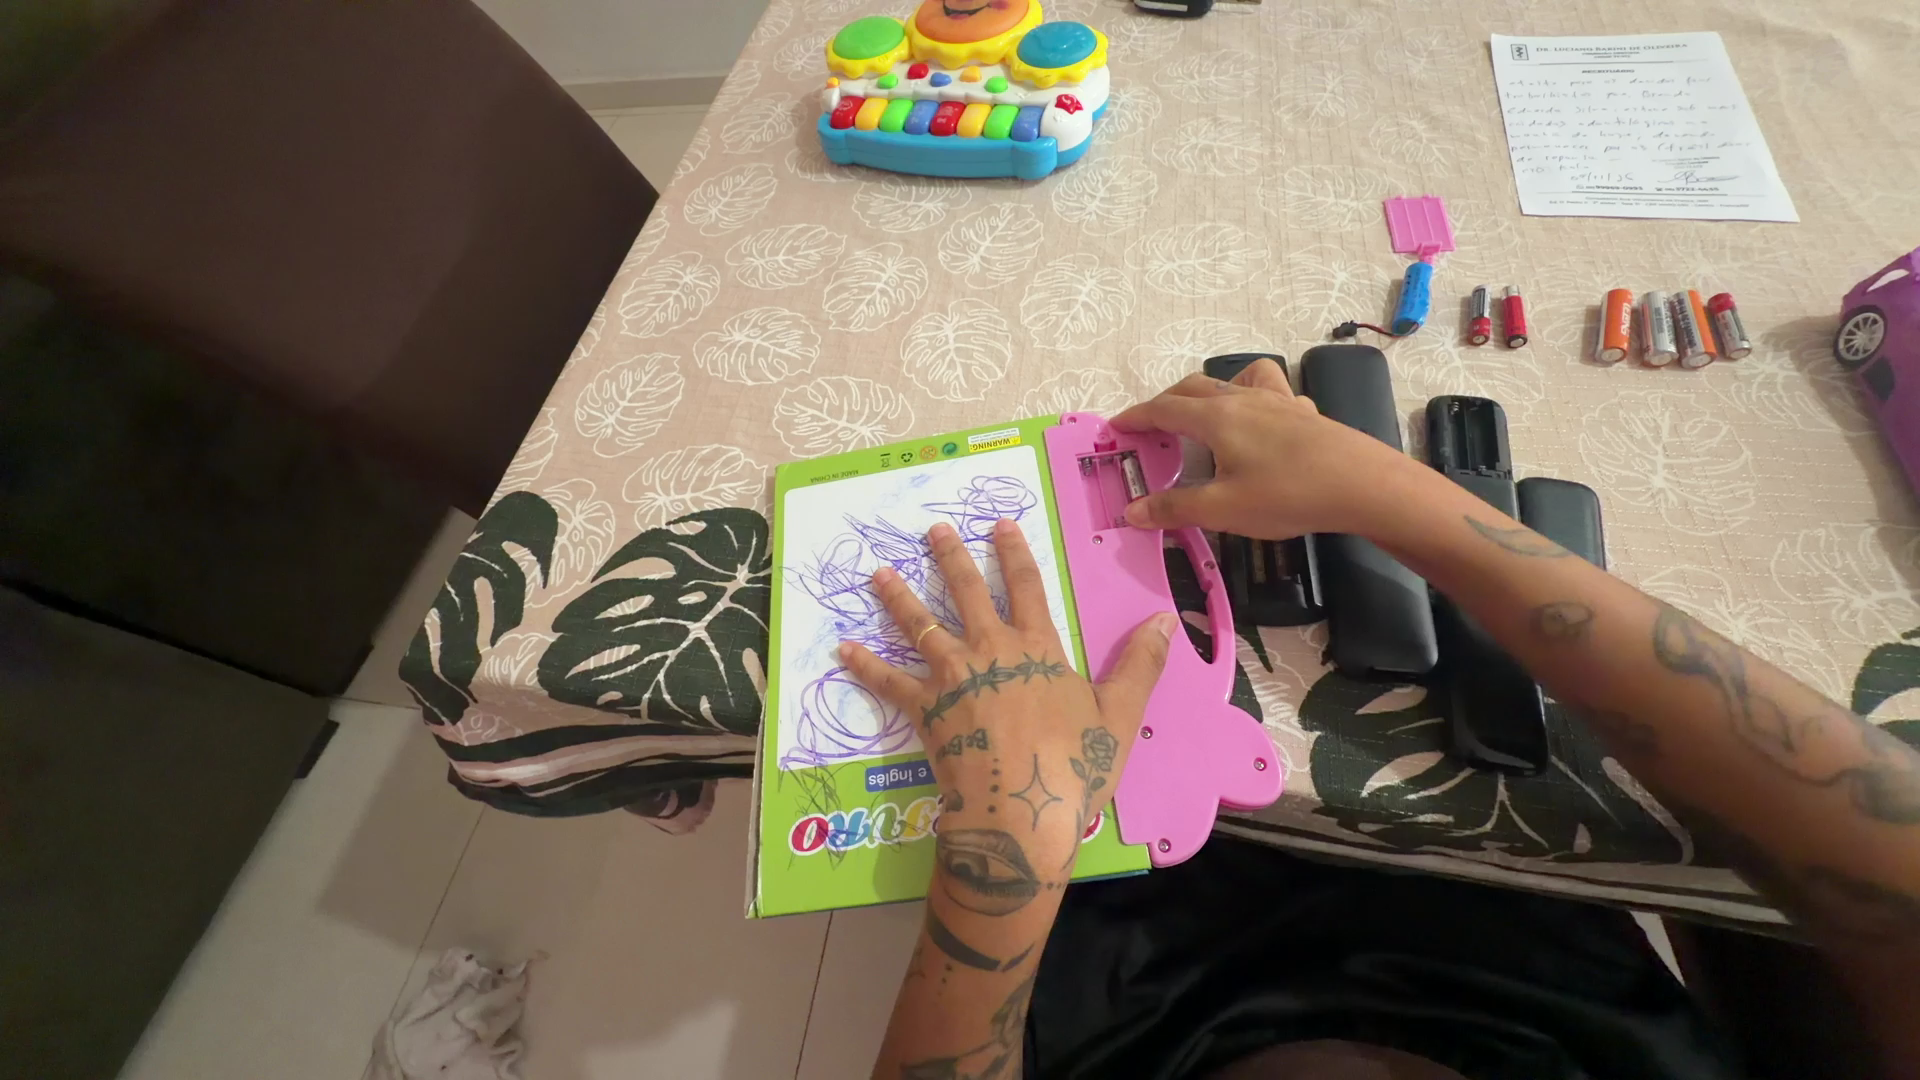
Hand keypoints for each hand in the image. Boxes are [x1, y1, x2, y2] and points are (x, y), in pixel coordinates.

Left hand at [840, 517, 1174, 880]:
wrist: (1022, 815)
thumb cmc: (1074, 766)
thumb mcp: (1119, 714)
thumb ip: (1140, 663)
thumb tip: (1167, 618)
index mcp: (1035, 646)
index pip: (1025, 585)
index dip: (1013, 551)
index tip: (998, 524)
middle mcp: (990, 649)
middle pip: (965, 591)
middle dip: (949, 557)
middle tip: (932, 529)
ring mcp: (953, 677)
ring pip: (921, 625)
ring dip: (899, 597)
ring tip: (878, 573)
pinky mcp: (925, 709)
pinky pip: (888, 682)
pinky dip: (865, 665)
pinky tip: (842, 648)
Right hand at [1109, 357, 1414, 538]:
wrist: (1364, 485)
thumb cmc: (1287, 495)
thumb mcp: (1222, 509)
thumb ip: (1173, 508)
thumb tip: (1131, 511)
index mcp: (1216, 418)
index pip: (1163, 409)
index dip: (1135, 417)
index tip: (1115, 427)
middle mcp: (1243, 399)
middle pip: (1192, 389)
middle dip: (1163, 403)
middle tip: (1149, 425)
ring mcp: (1277, 401)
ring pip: (1231, 381)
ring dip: (1206, 391)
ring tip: (1201, 411)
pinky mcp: (1303, 411)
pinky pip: (1268, 389)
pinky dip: (1250, 394)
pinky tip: (1258, 418)